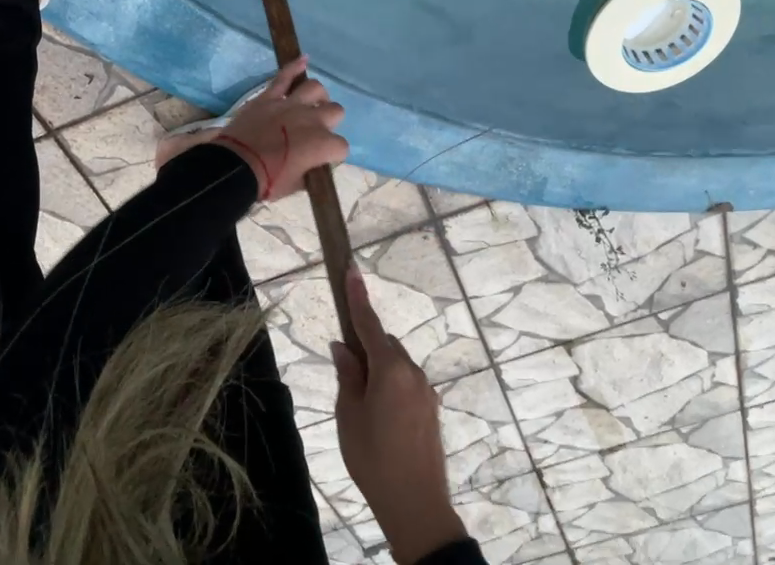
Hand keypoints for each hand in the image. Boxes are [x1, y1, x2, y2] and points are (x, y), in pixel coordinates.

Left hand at [215, 56, 348, 199]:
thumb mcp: (296, 186)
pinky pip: (284, 76)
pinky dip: (294, 66)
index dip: (333, 154)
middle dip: (330, 122)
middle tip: (317, 132)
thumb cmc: (267, 181)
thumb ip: (311, 172)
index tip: (322, 160)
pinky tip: (304, 59)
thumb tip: (313, 165)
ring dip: (318, 96)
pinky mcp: (269, 96)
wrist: (235, 167)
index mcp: (323, 144)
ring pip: (315, 89)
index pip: (341, 147)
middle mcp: (312, 119)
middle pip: (335, 112)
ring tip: (313, 103)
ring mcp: (290, 104)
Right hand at [332, 269, 466, 563]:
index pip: (369, 324)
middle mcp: (413, 373)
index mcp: (390, 370)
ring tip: (361, 405)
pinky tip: (380, 416)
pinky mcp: (431, 409)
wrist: (416, 505)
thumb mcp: (348, 415)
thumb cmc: (373, 458)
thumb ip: (347, 376)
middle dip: (365, 348)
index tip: (352, 270)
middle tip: (345, 376)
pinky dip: (391, 385)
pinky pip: (407, 383)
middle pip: (384, 344)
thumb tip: (343, 346)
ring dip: (379, 370)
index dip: (357, 297)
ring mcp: (426, 391)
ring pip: (396, 364)